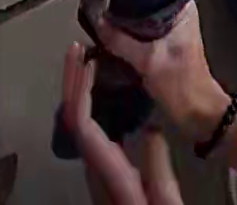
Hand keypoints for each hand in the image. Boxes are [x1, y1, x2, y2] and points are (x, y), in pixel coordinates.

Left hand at [61, 43, 184, 204]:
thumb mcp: (165, 202)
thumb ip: (156, 165)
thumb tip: (150, 126)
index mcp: (107, 173)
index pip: (82, 125)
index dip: (80, 89)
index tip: (87, 59)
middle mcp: (95, 172)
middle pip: (73, 120)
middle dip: (72, 81)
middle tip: (76, 48)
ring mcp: (97, 174)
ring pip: (77, 125)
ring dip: (78, 90)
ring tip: (86, 60)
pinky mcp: (104, 174)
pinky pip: (89, 130)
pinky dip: (88, 103)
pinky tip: (100, 91)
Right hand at [93, 5, 231, 139]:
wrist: (198, 114)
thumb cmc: (180, 83)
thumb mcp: (148, 61)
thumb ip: (120, 40)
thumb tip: (95, 20)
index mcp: (183, 5)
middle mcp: (179, 9)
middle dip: (125, 2)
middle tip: (99, 2)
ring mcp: (173, 25)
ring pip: (143, 14)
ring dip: (126, 18)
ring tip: (102, 15)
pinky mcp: (166, 40)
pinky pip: (144, 28)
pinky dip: (130, 30)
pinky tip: (112, 32)